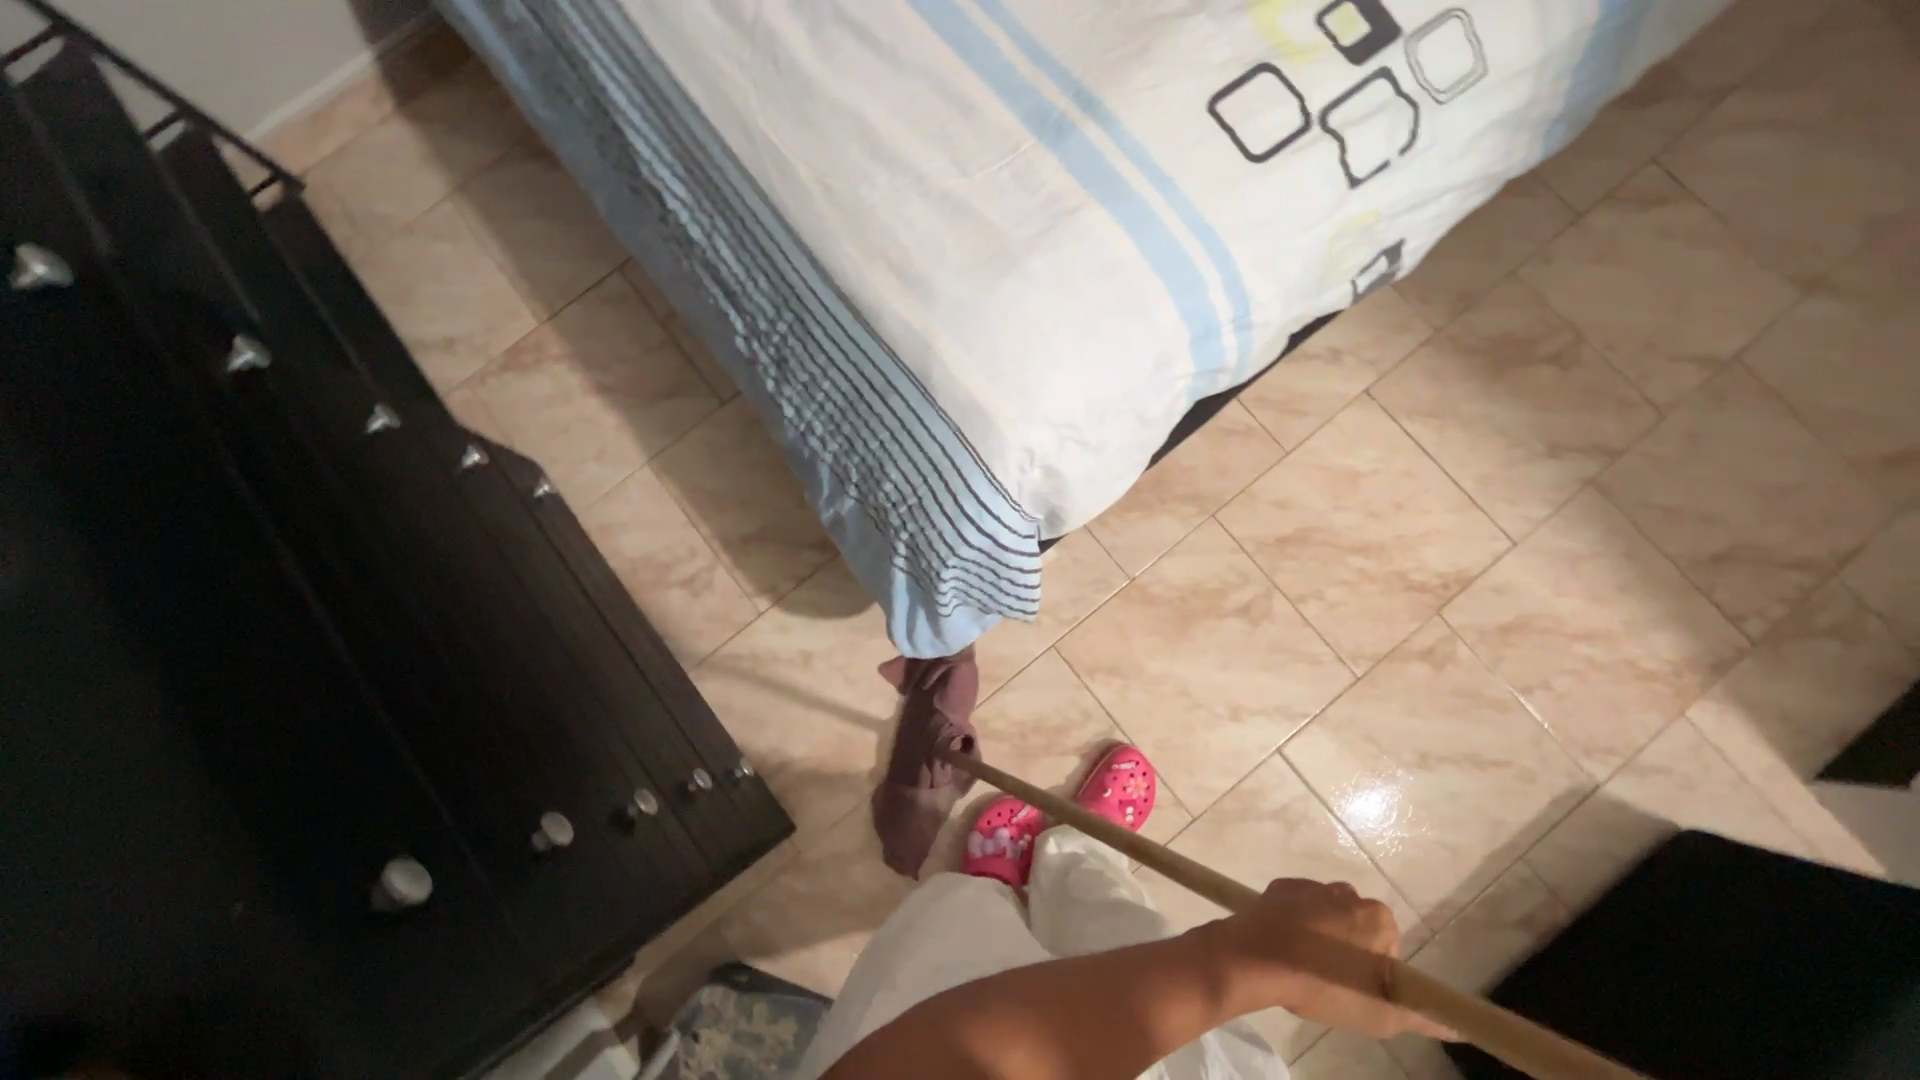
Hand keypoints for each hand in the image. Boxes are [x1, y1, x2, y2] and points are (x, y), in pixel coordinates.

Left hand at [1208, 878, 1456, 1040]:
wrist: (1255, 958)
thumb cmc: (1323, 985)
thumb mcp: (1379, 1015)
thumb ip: (1420, 1018)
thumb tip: (1456, 1029)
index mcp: (1378, 917)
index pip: (1388, 945)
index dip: (1374, 971)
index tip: (1355, 987)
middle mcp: (1347, 892)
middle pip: (1357, 925)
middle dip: (1348, 948)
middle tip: (1328, 977)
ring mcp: (1310, 886)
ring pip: (1325, 913)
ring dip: (1320, 933)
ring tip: (1302, 963)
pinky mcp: (1279, 886)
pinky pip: (1295, 905)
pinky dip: (1293, 920)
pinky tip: (1283, 944)